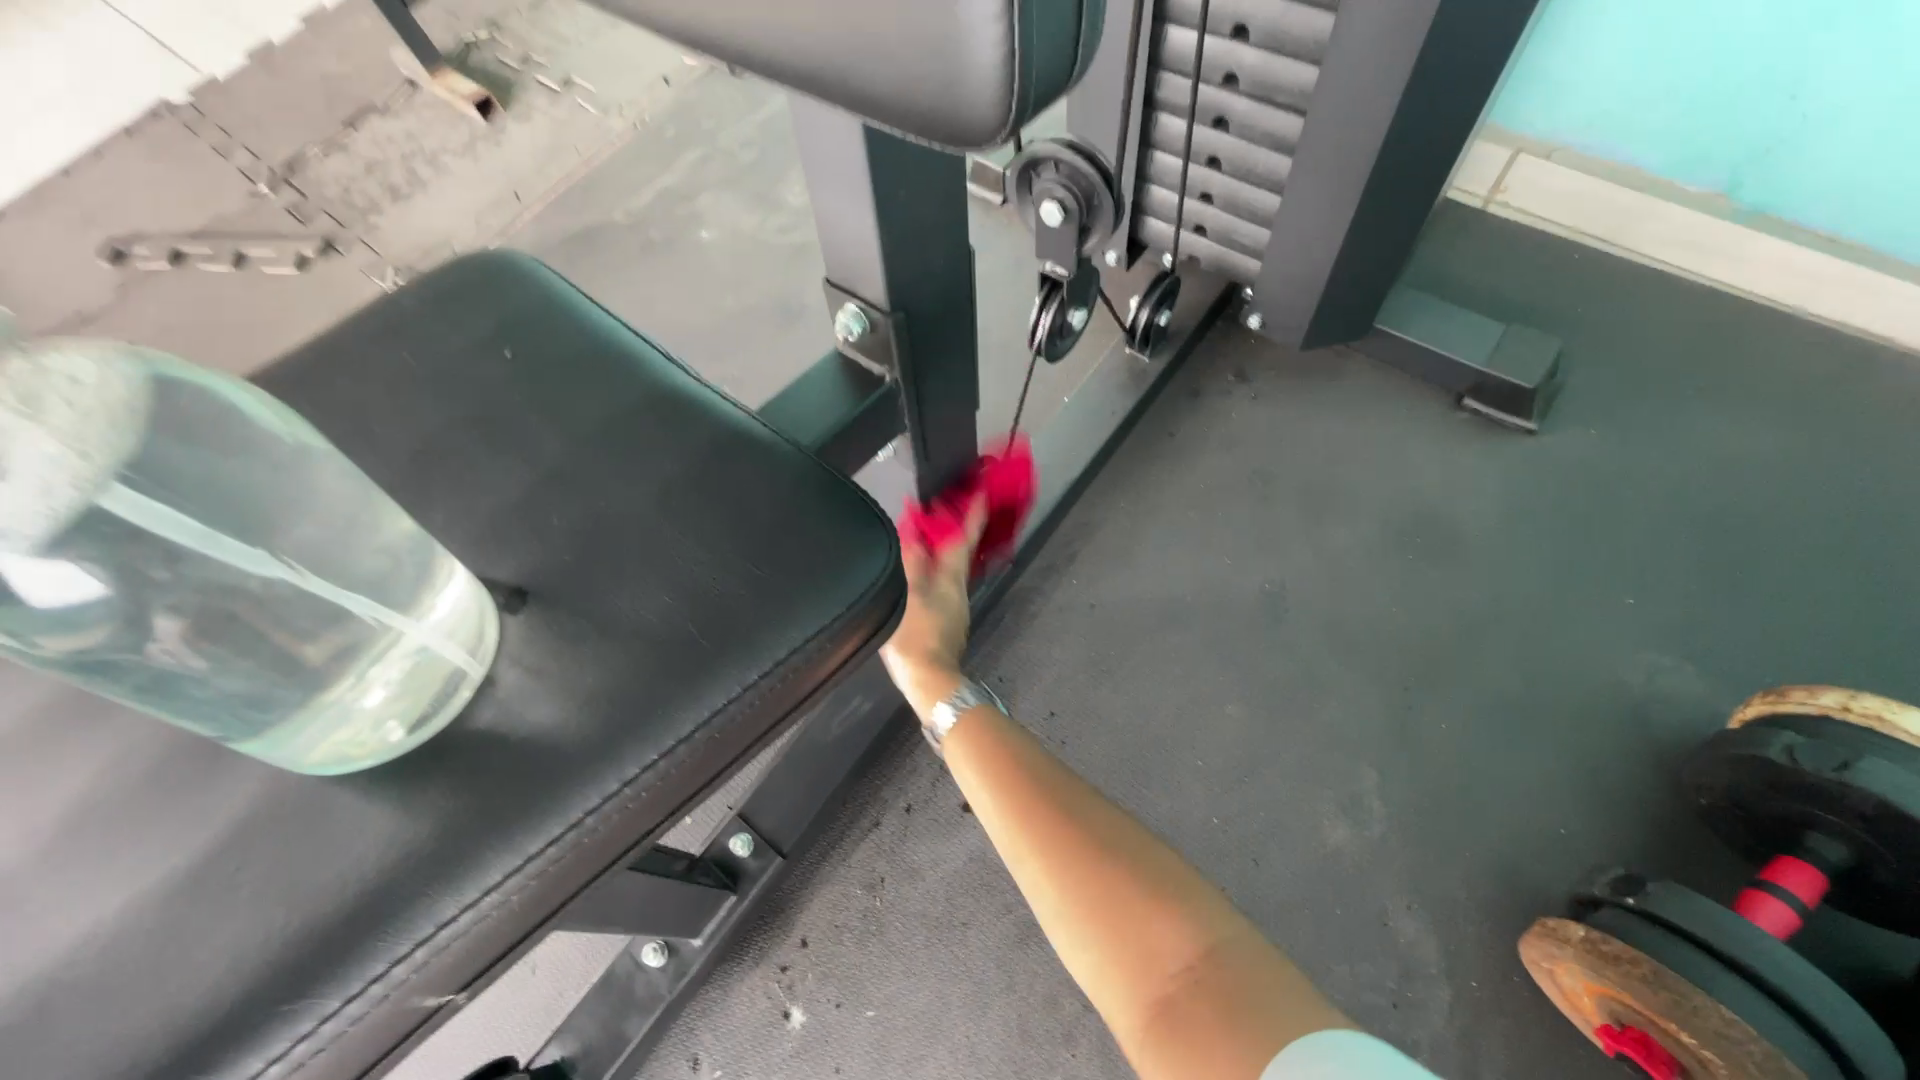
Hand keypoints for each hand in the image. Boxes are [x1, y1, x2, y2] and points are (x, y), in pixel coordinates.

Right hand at [881, 492, 987, 719]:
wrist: (929, 683)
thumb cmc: (916, 637)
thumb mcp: (908, 595)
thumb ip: (911, 564)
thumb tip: (915, 535)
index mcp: (951, 581)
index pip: (963, 540)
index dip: (972, 516)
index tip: (981, 494)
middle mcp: (957, 592)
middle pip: (956, 555)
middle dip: (950, 532)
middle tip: (940, 511)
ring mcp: (953, 611)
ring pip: (947, 572)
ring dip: (938, 553)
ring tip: (922, 538)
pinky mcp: (944, 625)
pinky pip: (938, 588)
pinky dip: (930, 573)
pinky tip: (916, 575)